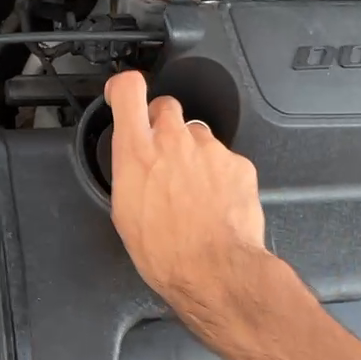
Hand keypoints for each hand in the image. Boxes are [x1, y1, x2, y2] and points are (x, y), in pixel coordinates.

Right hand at [105, 71, 273, 338]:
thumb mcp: (125, 214)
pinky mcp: (237, 164)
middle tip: (161, 157)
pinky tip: (213, 202)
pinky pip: (224, 158)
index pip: (129, 90)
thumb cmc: (166, 252)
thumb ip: (129, 173)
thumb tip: (132, 164)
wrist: (214, 270)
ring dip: (191, 153)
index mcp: (138, 153)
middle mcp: (174, 142)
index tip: (123, 96)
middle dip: (161, 125)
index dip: (124, 88)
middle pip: (166, 107)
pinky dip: (217, 174)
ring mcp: (209, 150)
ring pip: (197, 134)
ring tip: (189, 190)